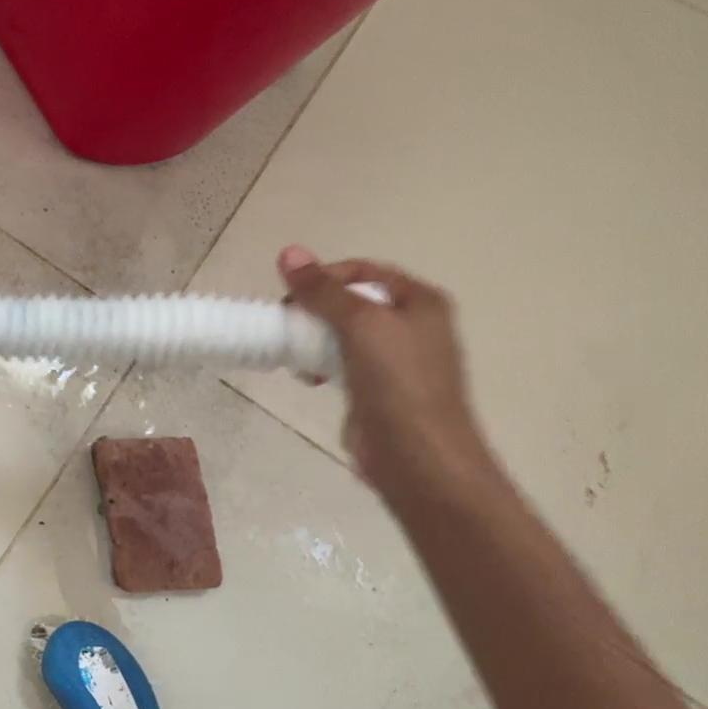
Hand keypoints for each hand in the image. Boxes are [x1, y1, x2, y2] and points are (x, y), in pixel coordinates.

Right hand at [278, 245, 500, 504]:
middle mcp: (412, 325)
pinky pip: (341, 362)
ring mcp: (396, 360)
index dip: (325, 275)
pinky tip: (307, 377)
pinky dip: (319, 363)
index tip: (292, 296)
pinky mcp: (377, 389)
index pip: (364, 271)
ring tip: (293, 354)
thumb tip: (288, 252)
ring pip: (342, 333)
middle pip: (351, 301)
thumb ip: (323, 291)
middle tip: (287, 323)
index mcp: (420, 302)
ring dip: (312, 338)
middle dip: (314, 309)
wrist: (418, 455)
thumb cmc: (398, 383)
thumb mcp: (361, 325)